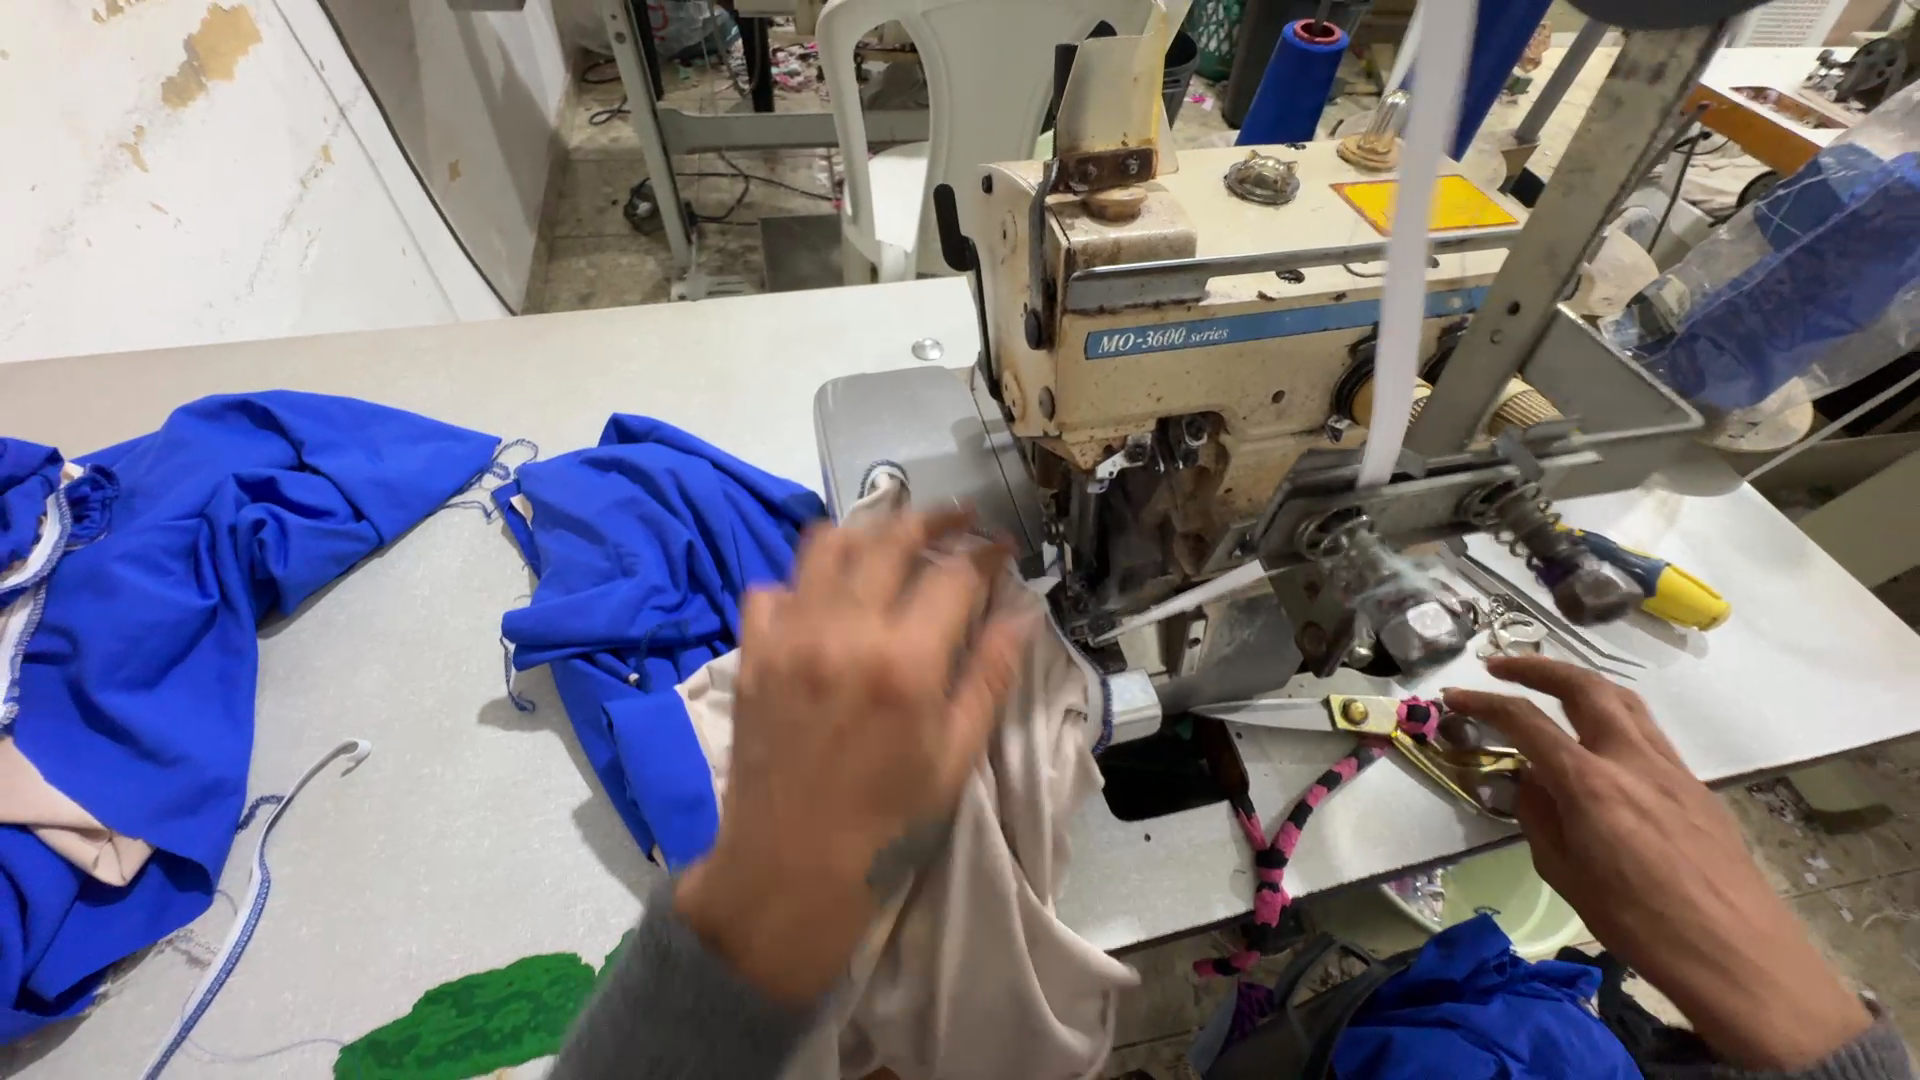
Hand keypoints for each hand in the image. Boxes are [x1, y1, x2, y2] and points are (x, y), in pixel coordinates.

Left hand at [676, 508, 1037, 1003]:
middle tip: (959, 517)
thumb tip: (1022, 614)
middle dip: (934, 518)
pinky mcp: (753, 652)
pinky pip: (772, 587)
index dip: (986, 552)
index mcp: (905, 661)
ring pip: (828, 545)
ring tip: (894, 536)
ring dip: (868, 530)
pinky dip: (803, 580)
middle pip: (892, 539)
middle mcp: (845, 632)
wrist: (789, 867)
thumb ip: (991, 675)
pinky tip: (826, 596)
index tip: (1002, 545)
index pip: (955, 575)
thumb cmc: (888, 821)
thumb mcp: (956, 755)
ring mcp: (790, 636)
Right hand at [1443, 657, 1869, 1069]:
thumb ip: (1539, 813)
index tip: (1453, 695)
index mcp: (1591, 784)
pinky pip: (1647, 734)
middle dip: (1537, 668)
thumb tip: (1533, 782)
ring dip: (1579, 683)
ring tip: (1548, 686)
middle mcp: (1633, 762)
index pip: (1525, 721)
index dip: (1482, 702)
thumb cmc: (1638, 923)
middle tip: (1500, 666)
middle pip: (1585, 688)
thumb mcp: (1561, 870)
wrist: (1741, 962)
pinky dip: (1610, 717)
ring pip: (1624, 701)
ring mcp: (1673, 772)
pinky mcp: (1697, 789)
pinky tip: (1594, 742)